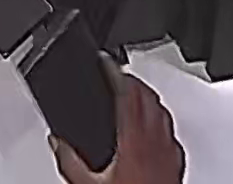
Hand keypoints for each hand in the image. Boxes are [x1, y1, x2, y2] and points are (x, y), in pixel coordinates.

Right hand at [49, 55, 183, 183]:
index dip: (115, 71)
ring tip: (135, 91)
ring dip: (148, 98)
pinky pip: (173, 137)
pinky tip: (155, 129)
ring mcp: (170, 158)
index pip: (127, 92)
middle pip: (148, 98)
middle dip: (132, 80)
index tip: (105, 61)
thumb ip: (69, 160)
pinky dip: (162, 123)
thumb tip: (55, 141)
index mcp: (133, 140)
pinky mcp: (177, 172)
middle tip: (117, 72)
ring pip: (163, 114)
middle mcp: (155, 144)